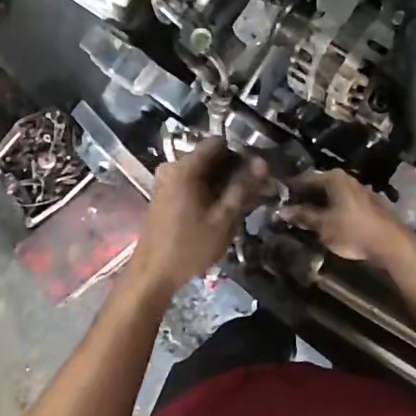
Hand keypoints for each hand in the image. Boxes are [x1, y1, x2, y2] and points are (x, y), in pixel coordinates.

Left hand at [130, 138, 268, 291]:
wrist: (153, 272)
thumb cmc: (189, 247)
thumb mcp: (223, 219)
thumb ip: (242, 188)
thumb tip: (262, 162)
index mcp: (184, 167)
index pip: (218, 143)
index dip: (240, 153)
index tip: (257, 172)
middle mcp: (172, 167)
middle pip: (210, 157)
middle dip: (233, 171)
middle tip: (254, 192)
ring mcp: (166, 181)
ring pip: (202, 172)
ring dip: (222, 184)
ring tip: (241, 204)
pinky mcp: (164, 194)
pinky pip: (191, 183)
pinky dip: (207, 192)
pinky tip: (221, 211)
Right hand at [279, 169, 415, 262]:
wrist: (392, 245)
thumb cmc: (353, 231)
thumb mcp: (323, 225)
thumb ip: (302, 215)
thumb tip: (282, 210)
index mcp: (334, 178)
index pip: (304, 178)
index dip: (290, 189)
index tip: (278, 199)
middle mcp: (347, 179)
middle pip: (318, 186)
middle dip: (303, 197)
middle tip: (288, 210)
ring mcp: (359, 190)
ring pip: (330, 195)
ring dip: (317, 204)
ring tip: (303, 217)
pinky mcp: (367, 204)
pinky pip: (341, 202)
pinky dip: (330, 209)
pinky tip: (324, 221)